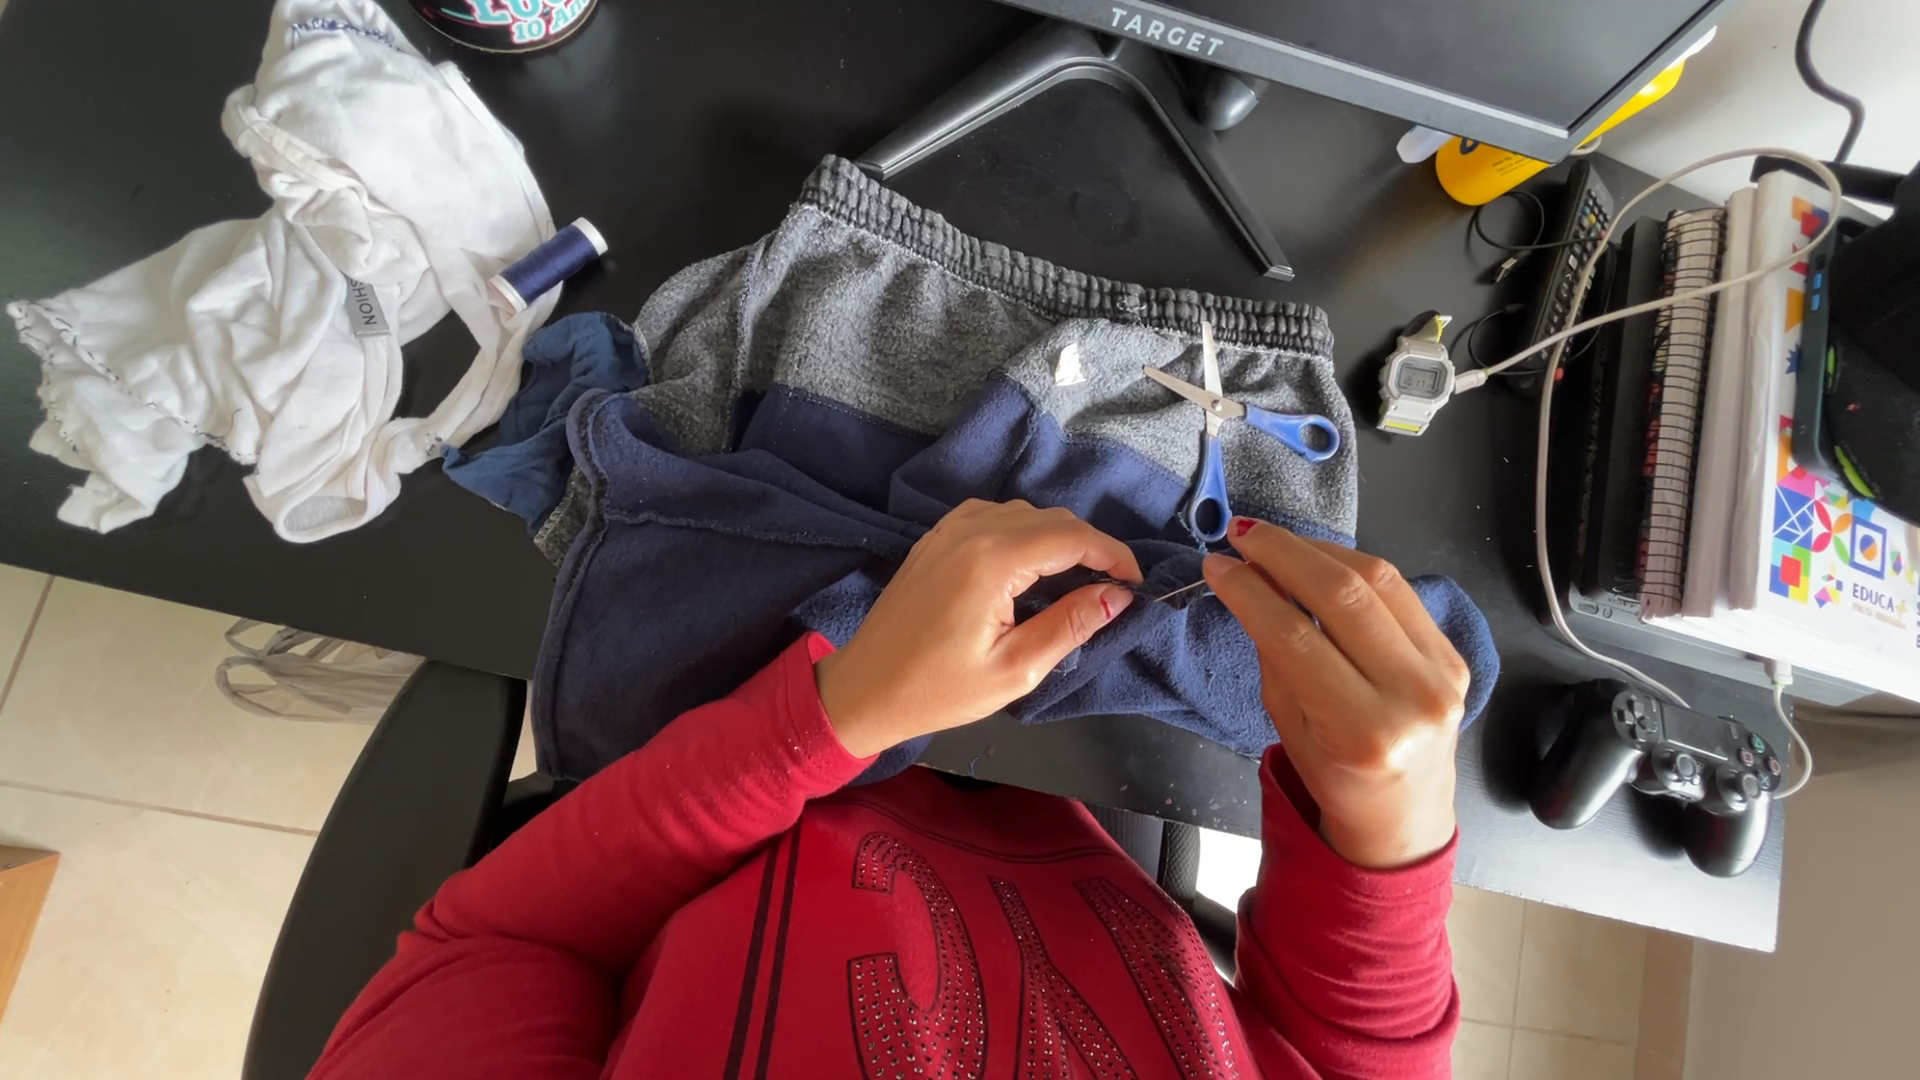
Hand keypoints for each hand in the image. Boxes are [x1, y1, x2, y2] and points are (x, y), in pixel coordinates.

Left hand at [815, 500, 1142, 757]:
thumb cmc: (940, 689)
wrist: (866, 687)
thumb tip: (1118, 595)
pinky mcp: (936, 537)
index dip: (1114, 556)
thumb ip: (1071, 624)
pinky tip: (1027, 564)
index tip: (1134, 585)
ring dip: (1057, 538)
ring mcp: (949, 528)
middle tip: (1108, 588)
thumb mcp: (1016, 668)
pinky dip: (1022, 532)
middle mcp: (971, 529)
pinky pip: (993, 516)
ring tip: (1074, 580)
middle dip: (1090, 547)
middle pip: (1052, 519)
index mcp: (993, 560)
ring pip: (1024, 513)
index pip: (1073, 537)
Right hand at [1203, 518, 1467, 868]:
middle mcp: (1411, 695)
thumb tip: (1251, 581)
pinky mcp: (1453, 651)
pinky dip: (1349, 564)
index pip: (1294, 637)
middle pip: (1343, 595)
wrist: (1404, 812)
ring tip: (1270, 540)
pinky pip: (1397, 589)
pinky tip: (1314, 558)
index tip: (1216, 564)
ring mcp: (1442, 670)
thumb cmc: (1331, 776)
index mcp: (1360, 730)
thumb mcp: (1285, 721)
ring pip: (1376, 579)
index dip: (1249, 591)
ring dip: (1315, 549)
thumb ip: (1274, 650)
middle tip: (1240, 534)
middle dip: (1282, 552)